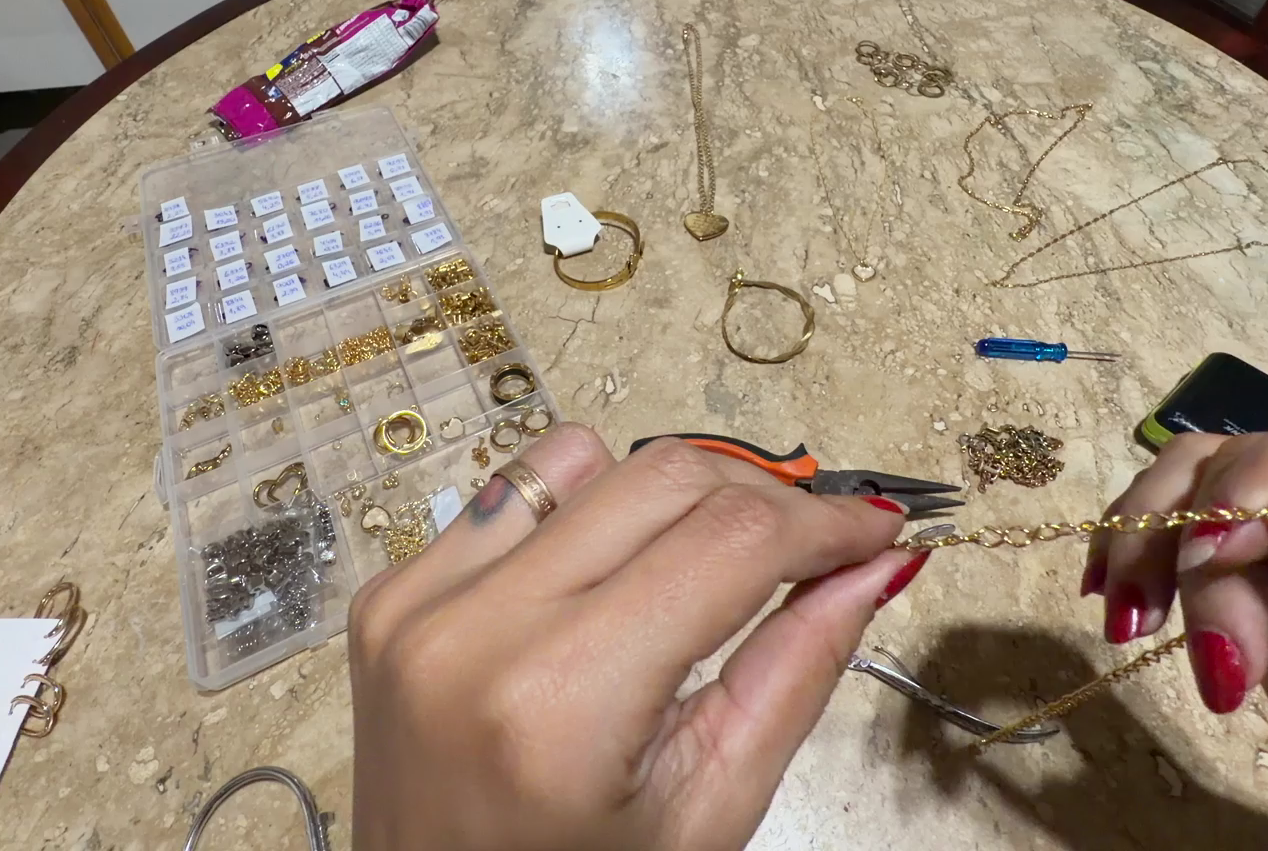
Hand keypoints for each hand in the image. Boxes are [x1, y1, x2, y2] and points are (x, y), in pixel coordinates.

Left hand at [346, 424, 923, 850]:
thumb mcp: (709, 810)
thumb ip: (797, 669)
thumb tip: (872, 562)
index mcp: (560, 706)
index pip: (726, 544)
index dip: (819, 521)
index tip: (870, 525)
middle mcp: (474, 626)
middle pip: (662, 475)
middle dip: (759, 494)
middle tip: (808, 537)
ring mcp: (419, 595)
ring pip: (588, 457)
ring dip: (666, 492)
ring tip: (691, 561)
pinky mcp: (394, 584)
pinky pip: (517, 485)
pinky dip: (583, 503)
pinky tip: (598, 567)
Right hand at [1087, 392, 1267, 849]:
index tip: (1222, 546)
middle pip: (1258, 456)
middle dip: (1197, 532)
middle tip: (1170, 622)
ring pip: (1197, 480)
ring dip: (1146, 545)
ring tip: (1130, 627)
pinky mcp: (1261, 561)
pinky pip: (1176, 528)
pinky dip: (1134, 560)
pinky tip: (1119, 608)